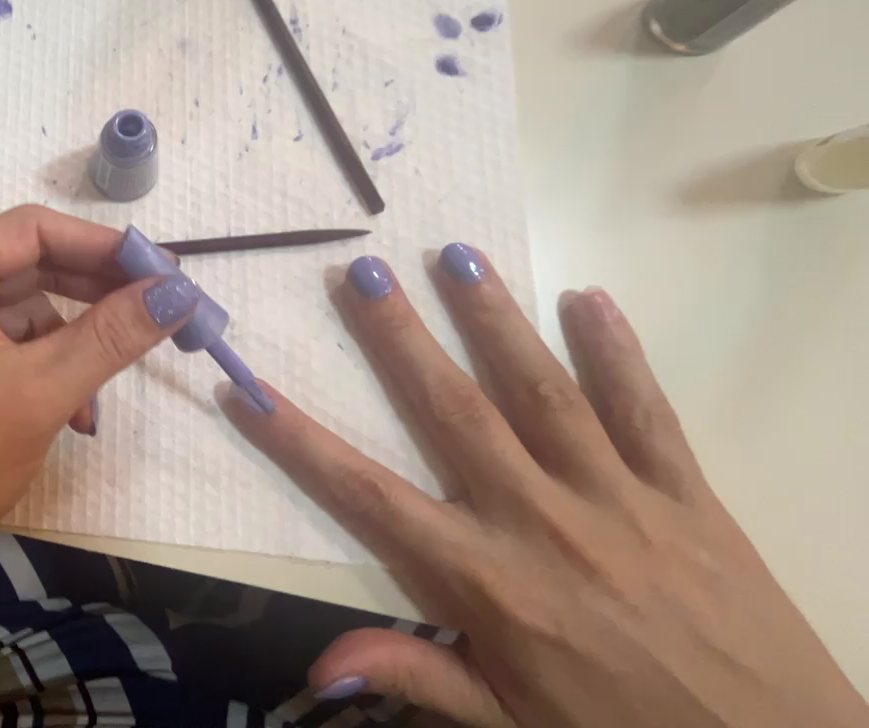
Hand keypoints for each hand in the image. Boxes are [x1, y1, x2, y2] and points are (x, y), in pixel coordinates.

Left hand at [0, 205, 197, 607]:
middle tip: (164, 305)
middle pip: (30, 262)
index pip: (29, 230)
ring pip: (28, 301)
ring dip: (78, 335)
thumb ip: (112, 335)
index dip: (101, 244)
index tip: (164, 266)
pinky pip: (15, 336)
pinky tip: (82, 407)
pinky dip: (53, 362)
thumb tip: (179, 291)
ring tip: (123, 366)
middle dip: (97, 288)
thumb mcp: (42, 391)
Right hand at [219, 245, 868, 726]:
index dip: (296, 440)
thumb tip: (316, 666)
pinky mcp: (690, 499)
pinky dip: (619, 354)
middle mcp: (539, 522)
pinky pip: (648, 415)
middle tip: (360, 269)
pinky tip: (588, 298)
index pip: (364, 493)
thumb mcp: (507, 721)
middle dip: (399, 336)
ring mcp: (617, 502)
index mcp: (483, 578)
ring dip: (495, 320)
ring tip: (456, 254)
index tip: (245, 388)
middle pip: (452, 411)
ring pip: (543, 393)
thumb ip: (415, 672)